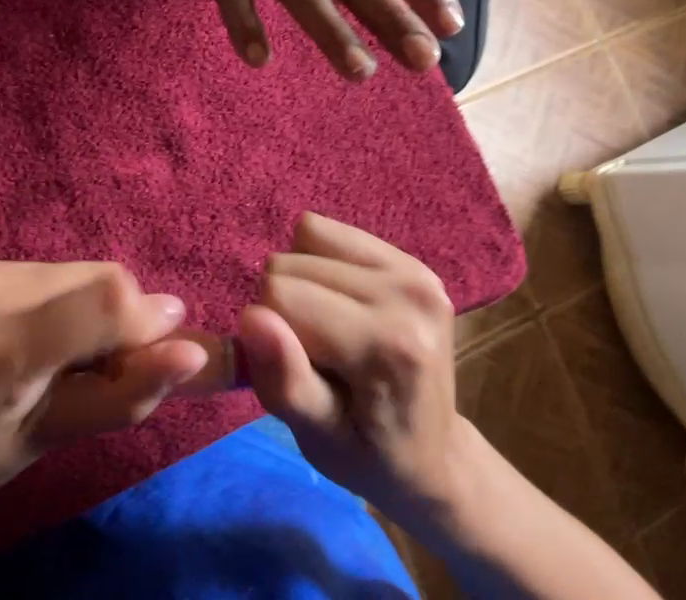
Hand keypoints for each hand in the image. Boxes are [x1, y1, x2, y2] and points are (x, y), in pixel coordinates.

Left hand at [0, 259, 209, 525]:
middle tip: (102, 372)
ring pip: (72, 271)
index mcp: (2, 345)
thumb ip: (126, 395)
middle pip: (96, 276)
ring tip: (60, 360)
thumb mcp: (52, 440)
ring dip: (88, 309)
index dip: (148, 324)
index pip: (108, 298)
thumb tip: (195, 352)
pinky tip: (32, 340)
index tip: (155, 361)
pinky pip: (39, 272)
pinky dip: (57, 301)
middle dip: (120, 319)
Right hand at [238, 212, 464, 519]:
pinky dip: (317, 262)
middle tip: (318, 358)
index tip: (304, 375)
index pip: (280, 296)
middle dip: (285, 310)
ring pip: (302, 239)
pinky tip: (342, 305)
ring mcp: (415, 269)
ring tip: (331, 331)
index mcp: (390, 342)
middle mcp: (410, 291)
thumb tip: (252, 317)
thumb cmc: (367, 455)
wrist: (432, 454)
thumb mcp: (318, 439)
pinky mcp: (410, 258)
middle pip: (286, 264)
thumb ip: (285, 381)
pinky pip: (324, 229)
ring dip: (300, 283)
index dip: (273, 337)